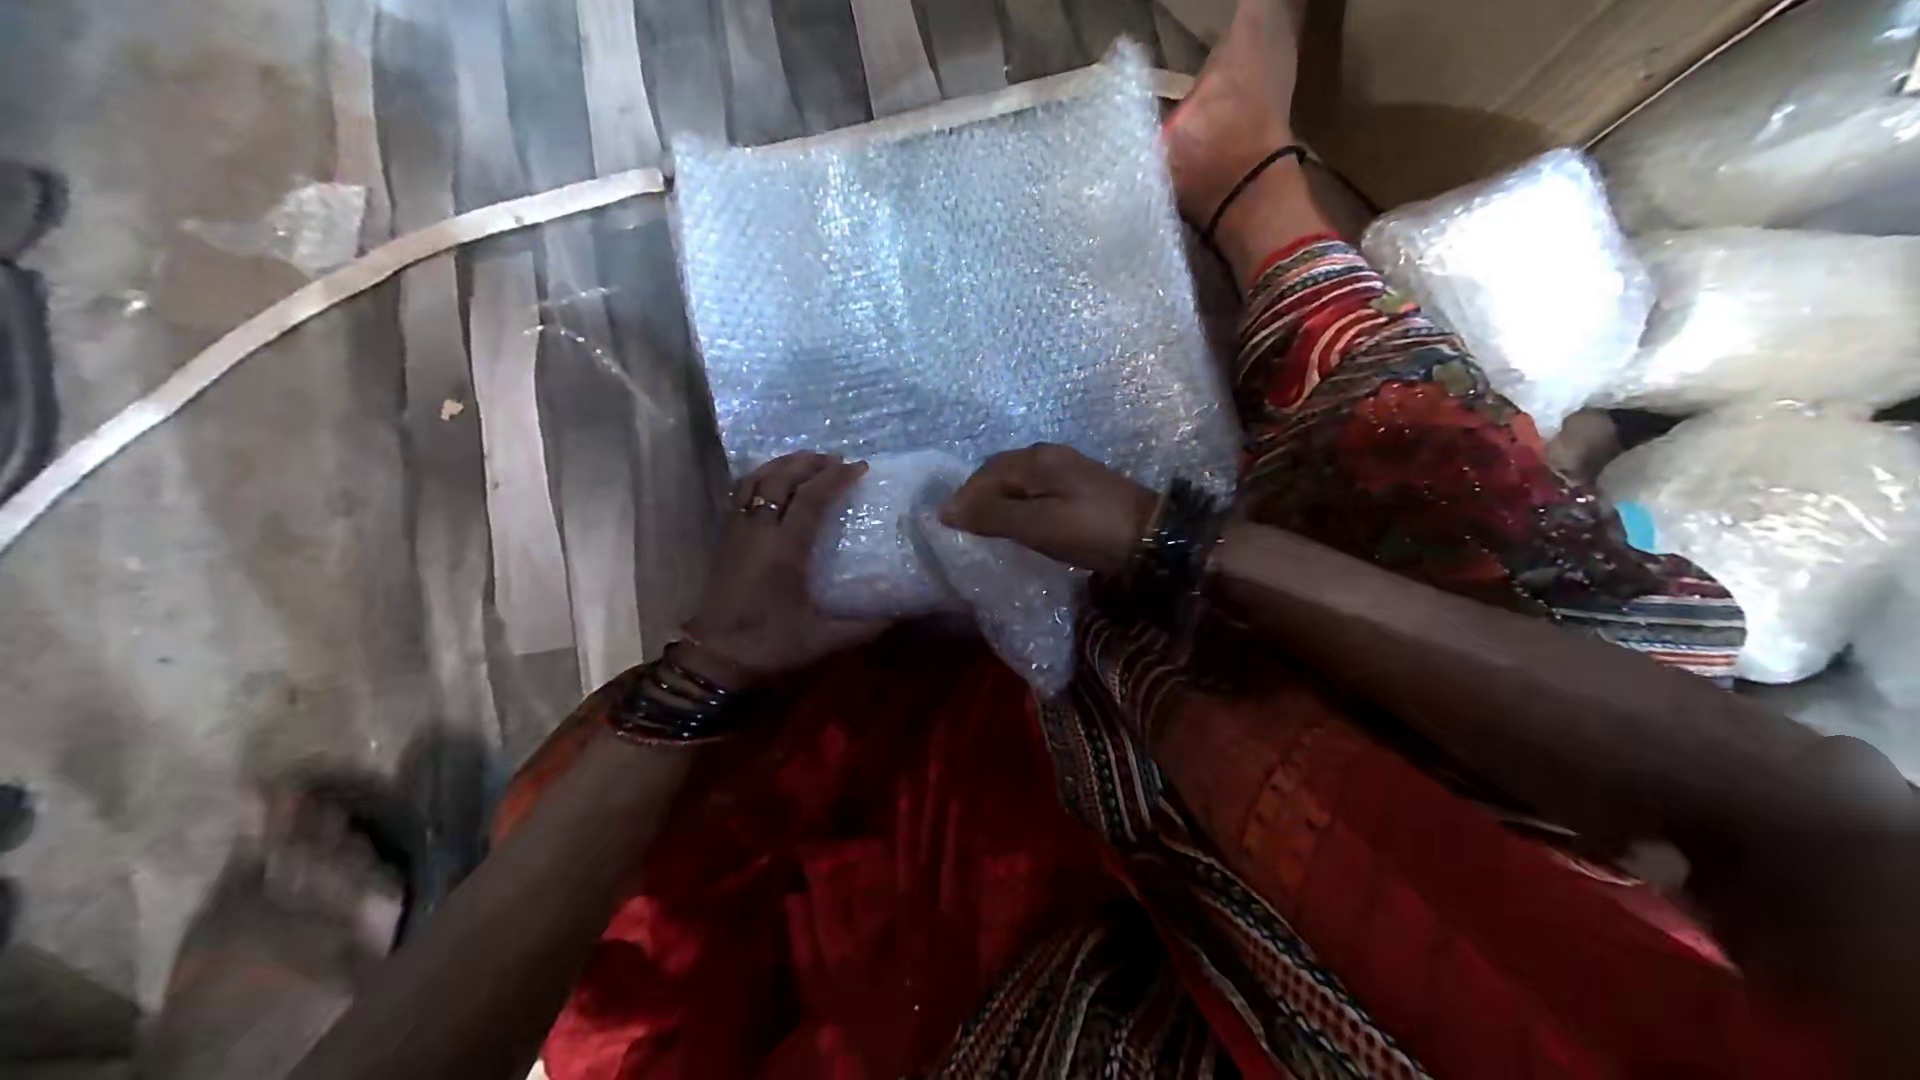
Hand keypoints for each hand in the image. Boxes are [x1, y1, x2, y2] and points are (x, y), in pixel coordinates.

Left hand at [684, 453, 886, 687]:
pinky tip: (776, 480)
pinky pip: (742, 492)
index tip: (859, 467)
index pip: (811, 498)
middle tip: (837, 459)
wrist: (714, 658)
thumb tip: (902, 617)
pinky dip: (762, 477)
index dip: (836, 478)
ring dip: (784, 465)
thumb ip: (865, 627)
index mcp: (785, 549)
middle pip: (782, 479)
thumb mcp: (823, 640)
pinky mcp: (725, 538)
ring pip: (757, 480)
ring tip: (809, 461)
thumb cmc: (769, 645)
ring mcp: (737, 531)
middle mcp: (759, 531)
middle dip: (810, 463)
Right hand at [938, 443, 1155, 574]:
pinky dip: (1017, 504)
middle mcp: (1049, 455)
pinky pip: (1034, 489)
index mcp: (1037, 460)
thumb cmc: (1092, 531)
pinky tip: (1018, 522)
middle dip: (978, 496)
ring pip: (1018, 480)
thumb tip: (947, 510)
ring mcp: (1066, 468)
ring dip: (997, 500)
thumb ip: (993, 516)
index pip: (986, 473)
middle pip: (1000, 472)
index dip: (964, 498)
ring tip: (985, 528)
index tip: (948, 525)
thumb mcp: (1038, 525)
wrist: (1155, 537)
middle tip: (963, 527)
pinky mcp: (1079, 485)